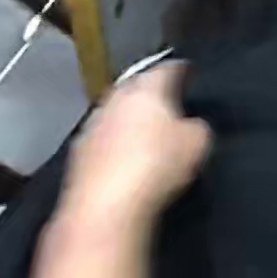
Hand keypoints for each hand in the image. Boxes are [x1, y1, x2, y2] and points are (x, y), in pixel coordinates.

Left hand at [61, 62, 212, 231]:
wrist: (104, 208)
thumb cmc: (158, 164)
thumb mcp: (198, 141)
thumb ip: (196, 125)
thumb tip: (189, 123)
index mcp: (147, 90)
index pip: (167, 69)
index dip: (182, 69)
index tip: (191, 72)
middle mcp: (116, 100)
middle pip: (136, 85)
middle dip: (152, 90)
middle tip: (170, 97)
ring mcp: (92, 126)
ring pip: (117, 110)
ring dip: (131, 115)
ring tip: (150, 126)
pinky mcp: (78, 154)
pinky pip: (105, 136)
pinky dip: (118, 138)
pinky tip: (128, 152)